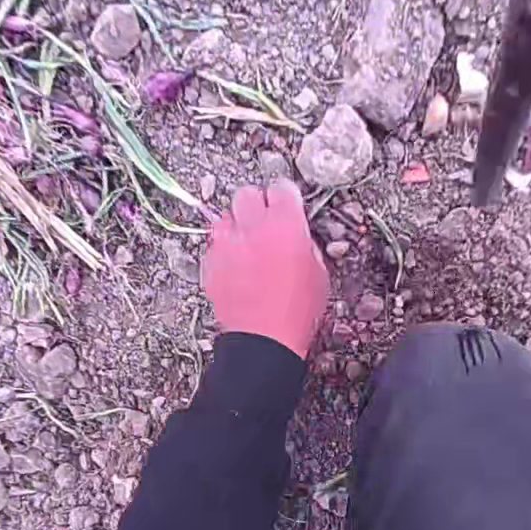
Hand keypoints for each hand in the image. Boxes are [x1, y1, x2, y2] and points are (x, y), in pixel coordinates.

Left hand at [202, 180, 328, 358]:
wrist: (265, 341)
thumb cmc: (297, 312)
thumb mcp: (319, 274)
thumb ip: (306, 244)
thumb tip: (299, 235)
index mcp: (286, 225)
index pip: (282, 188)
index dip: (286, 198)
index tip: (288, 206)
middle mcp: (253, 227)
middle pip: (247, 193)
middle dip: (257, 205)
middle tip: (266, 224)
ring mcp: (227, 244)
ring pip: (226, 216)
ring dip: (238, 226)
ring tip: (250, 246)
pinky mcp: (211, 262)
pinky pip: (215, 244)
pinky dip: (225, 250)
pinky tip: (238, 267)